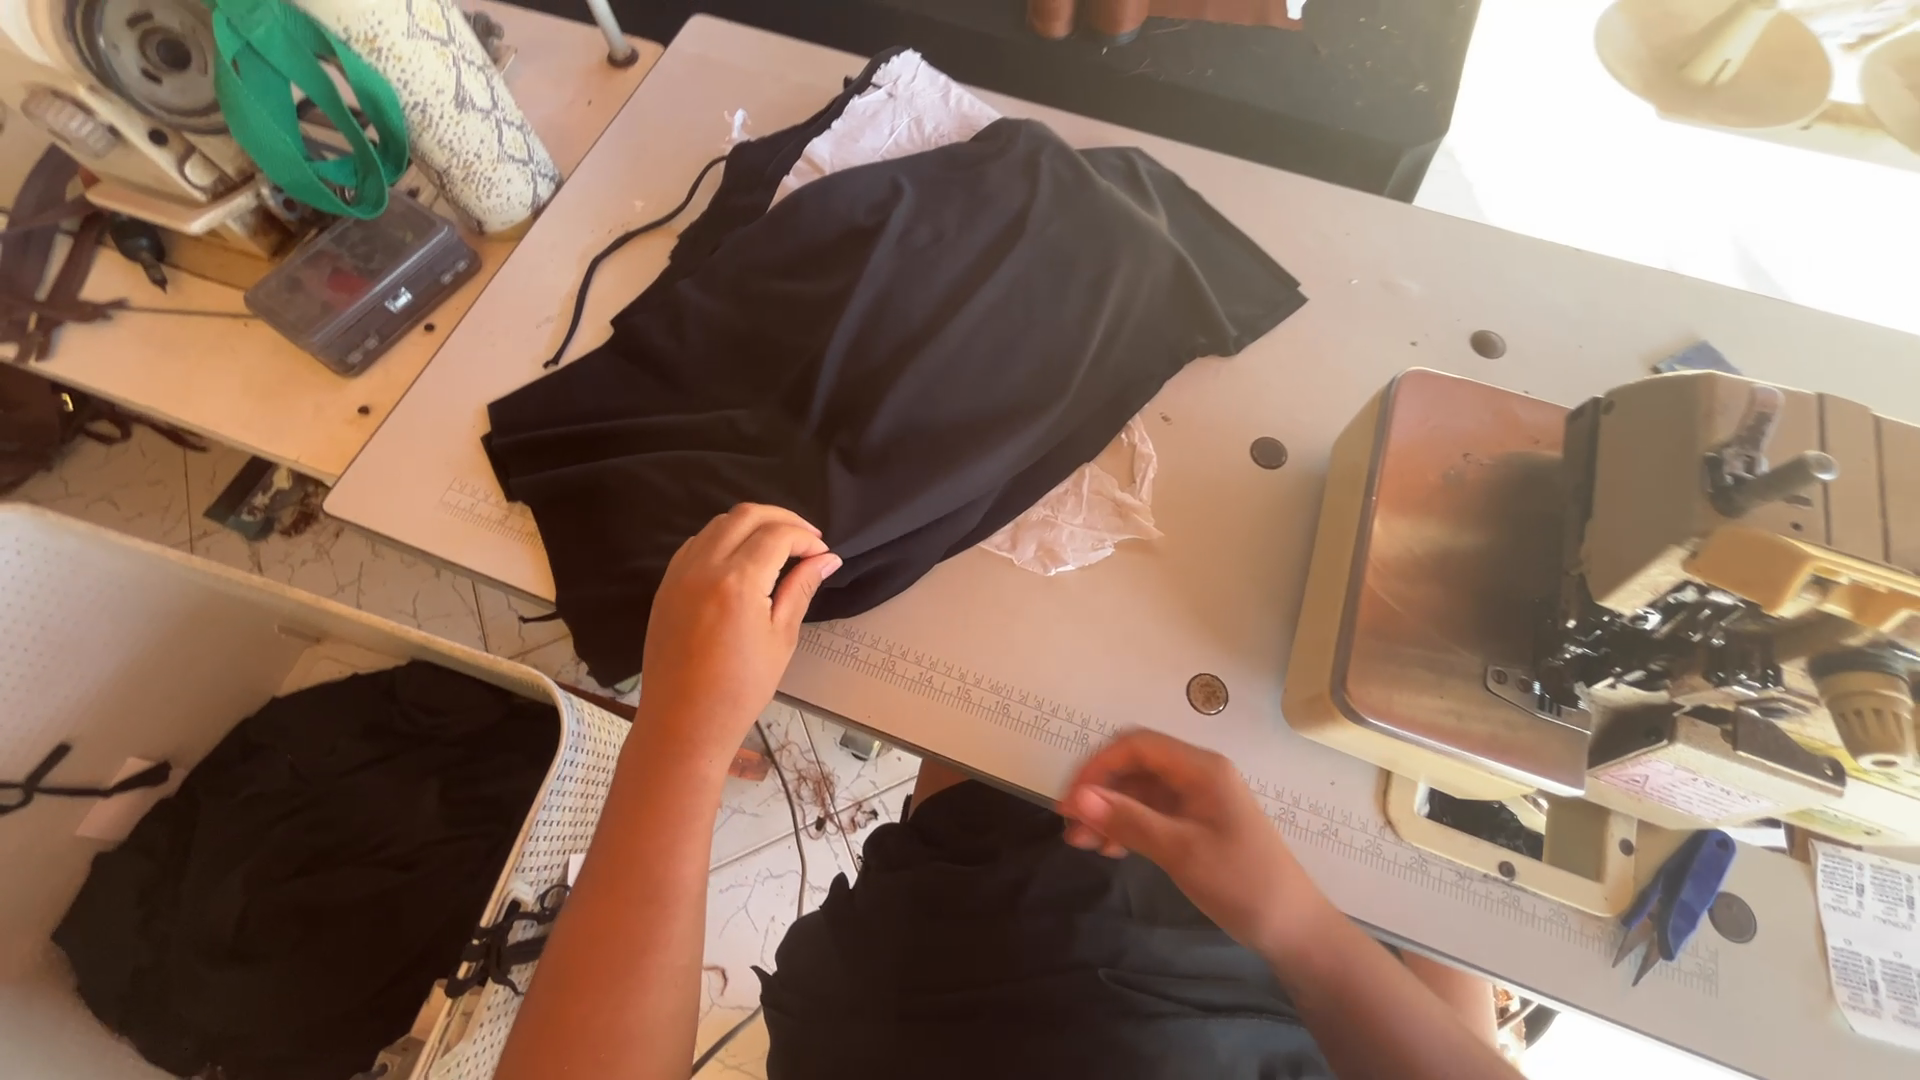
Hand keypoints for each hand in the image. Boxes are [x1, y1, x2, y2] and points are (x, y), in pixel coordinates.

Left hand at [637, 504, 840, 754]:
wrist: (683, 723)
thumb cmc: (740, 689)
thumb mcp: (782, 637)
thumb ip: (801, 588)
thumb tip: (827, 559)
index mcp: (737, 582)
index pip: (777, 535)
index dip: (805, 538)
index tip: (823, 554)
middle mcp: (704, 567)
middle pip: (746, 515)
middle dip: (782, 519)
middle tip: (806, 538)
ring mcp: (679, 574)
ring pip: (718, 524)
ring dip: (752, 525)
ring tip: (778, 546)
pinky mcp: (666, 586)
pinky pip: (696, 543)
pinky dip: (723, 539)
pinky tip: (742, 559)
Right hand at [1057, 730, 1330, 957]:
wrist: (1295, 930)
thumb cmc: (1242, 884)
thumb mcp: (1180, 852)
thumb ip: (1128, 821)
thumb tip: (1077, 797)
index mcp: (1200, 768)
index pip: (1136, 746)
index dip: (1097, 766)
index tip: (1070, 800)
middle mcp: (1197, 774)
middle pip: (1134, 767)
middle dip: (1099, 791)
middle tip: (1070, 827)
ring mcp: (1197, 799)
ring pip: (1139, 791)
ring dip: (1108, 811)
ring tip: (1082, 843)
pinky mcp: (1196, 823)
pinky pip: (1151, 812)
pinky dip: (1126, 825)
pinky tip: (1110, 849)